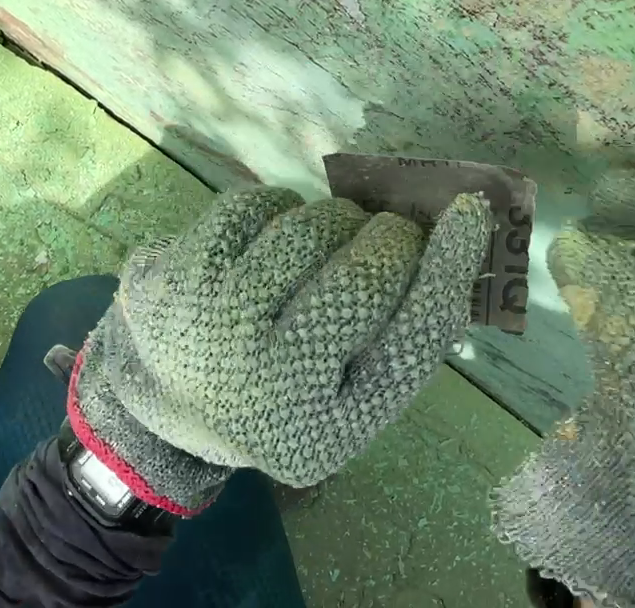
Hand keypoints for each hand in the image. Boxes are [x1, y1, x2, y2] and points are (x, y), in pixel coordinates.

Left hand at [68, 186, 492, 513]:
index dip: (448, 269)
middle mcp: (264, 384)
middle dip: (389, 238)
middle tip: (388, 234)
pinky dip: (280, 207)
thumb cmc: (275, 390)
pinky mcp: (171, 272)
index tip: (470, 211)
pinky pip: (254, 204)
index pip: (409, 343)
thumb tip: (454, 234)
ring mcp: (209, 323)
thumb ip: (401, 332)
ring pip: (308, 228)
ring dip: (335, 219)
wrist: (164, 393)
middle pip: (362, 279)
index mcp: (322, 430)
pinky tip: (272, 237)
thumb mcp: (343, 395)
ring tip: (326, 241)